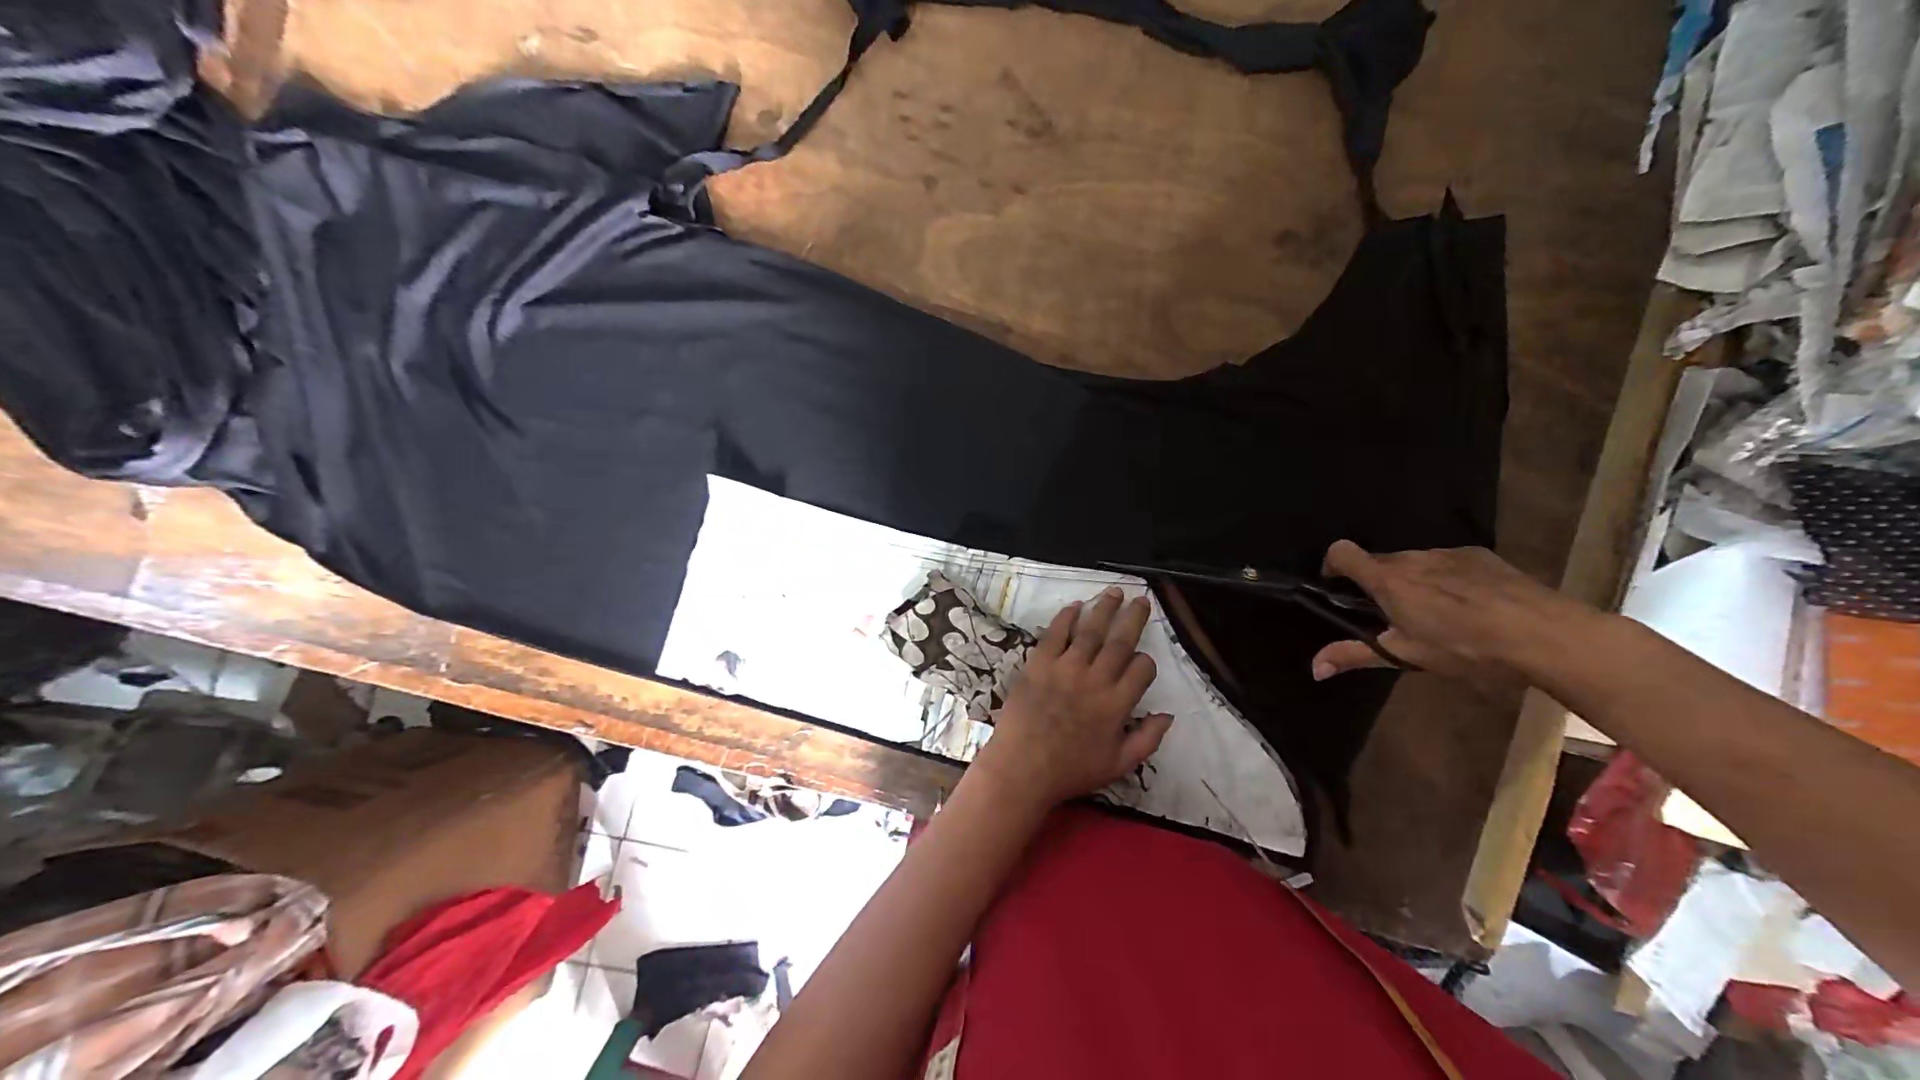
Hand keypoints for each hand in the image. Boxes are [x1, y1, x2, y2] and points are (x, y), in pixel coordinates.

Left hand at [970, 587, 1173, 810]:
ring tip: (1114, 592)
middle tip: (1141, 599)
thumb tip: (1168, 715)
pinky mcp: (1038, 664)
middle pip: (1120, 641)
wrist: (1022, 768)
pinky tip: (1075, 606)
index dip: (1146, 662)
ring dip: (1104, 609)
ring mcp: (1065, 669)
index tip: (1142, 662)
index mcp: (1116, 705)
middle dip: (1134, 618)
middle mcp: (1095, 680)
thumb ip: (1147, 740)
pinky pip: (1055, 634)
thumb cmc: (1070, 771)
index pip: (1141, 670)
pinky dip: (1066, 617)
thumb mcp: (1118, 765)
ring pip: (1090, 631)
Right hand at [1311, 540, 1603, 683]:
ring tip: (1435, 613)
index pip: (1342, 552)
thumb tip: (1313, 669)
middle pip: (1380, 560)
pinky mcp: (1479, 555)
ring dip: (1412, 580)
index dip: (1333, 565)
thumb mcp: (1406, 655)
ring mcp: (1447, 553)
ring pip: (1415, 562)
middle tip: (1393, 615)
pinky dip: (1444, 578)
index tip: (1338, 587)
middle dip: (1377, 582)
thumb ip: (1355, 655)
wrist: (1544, 633)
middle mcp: (1411, 558)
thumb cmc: (1465, 647)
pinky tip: (1470, 605)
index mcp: (1387, 580)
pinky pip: (1446, 562)